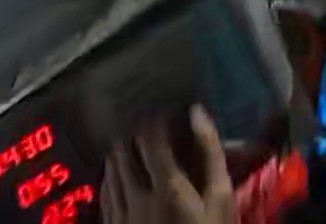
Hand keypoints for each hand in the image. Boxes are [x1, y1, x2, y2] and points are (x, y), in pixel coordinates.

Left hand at [103, 107, 234, 223]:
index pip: (150, 137)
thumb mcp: (220, 197)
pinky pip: (105, 197)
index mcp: (166, 186)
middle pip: (123, 152)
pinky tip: (124, 178)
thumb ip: (210, 150)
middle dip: (135, 134)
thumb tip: (196, 111)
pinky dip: (113, 179)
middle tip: (152, 130)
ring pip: (110, 172)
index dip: (156, 119)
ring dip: (122, 154)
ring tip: (138, 149)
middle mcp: (137, 199)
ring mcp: (121, 219)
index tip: (167, 114)